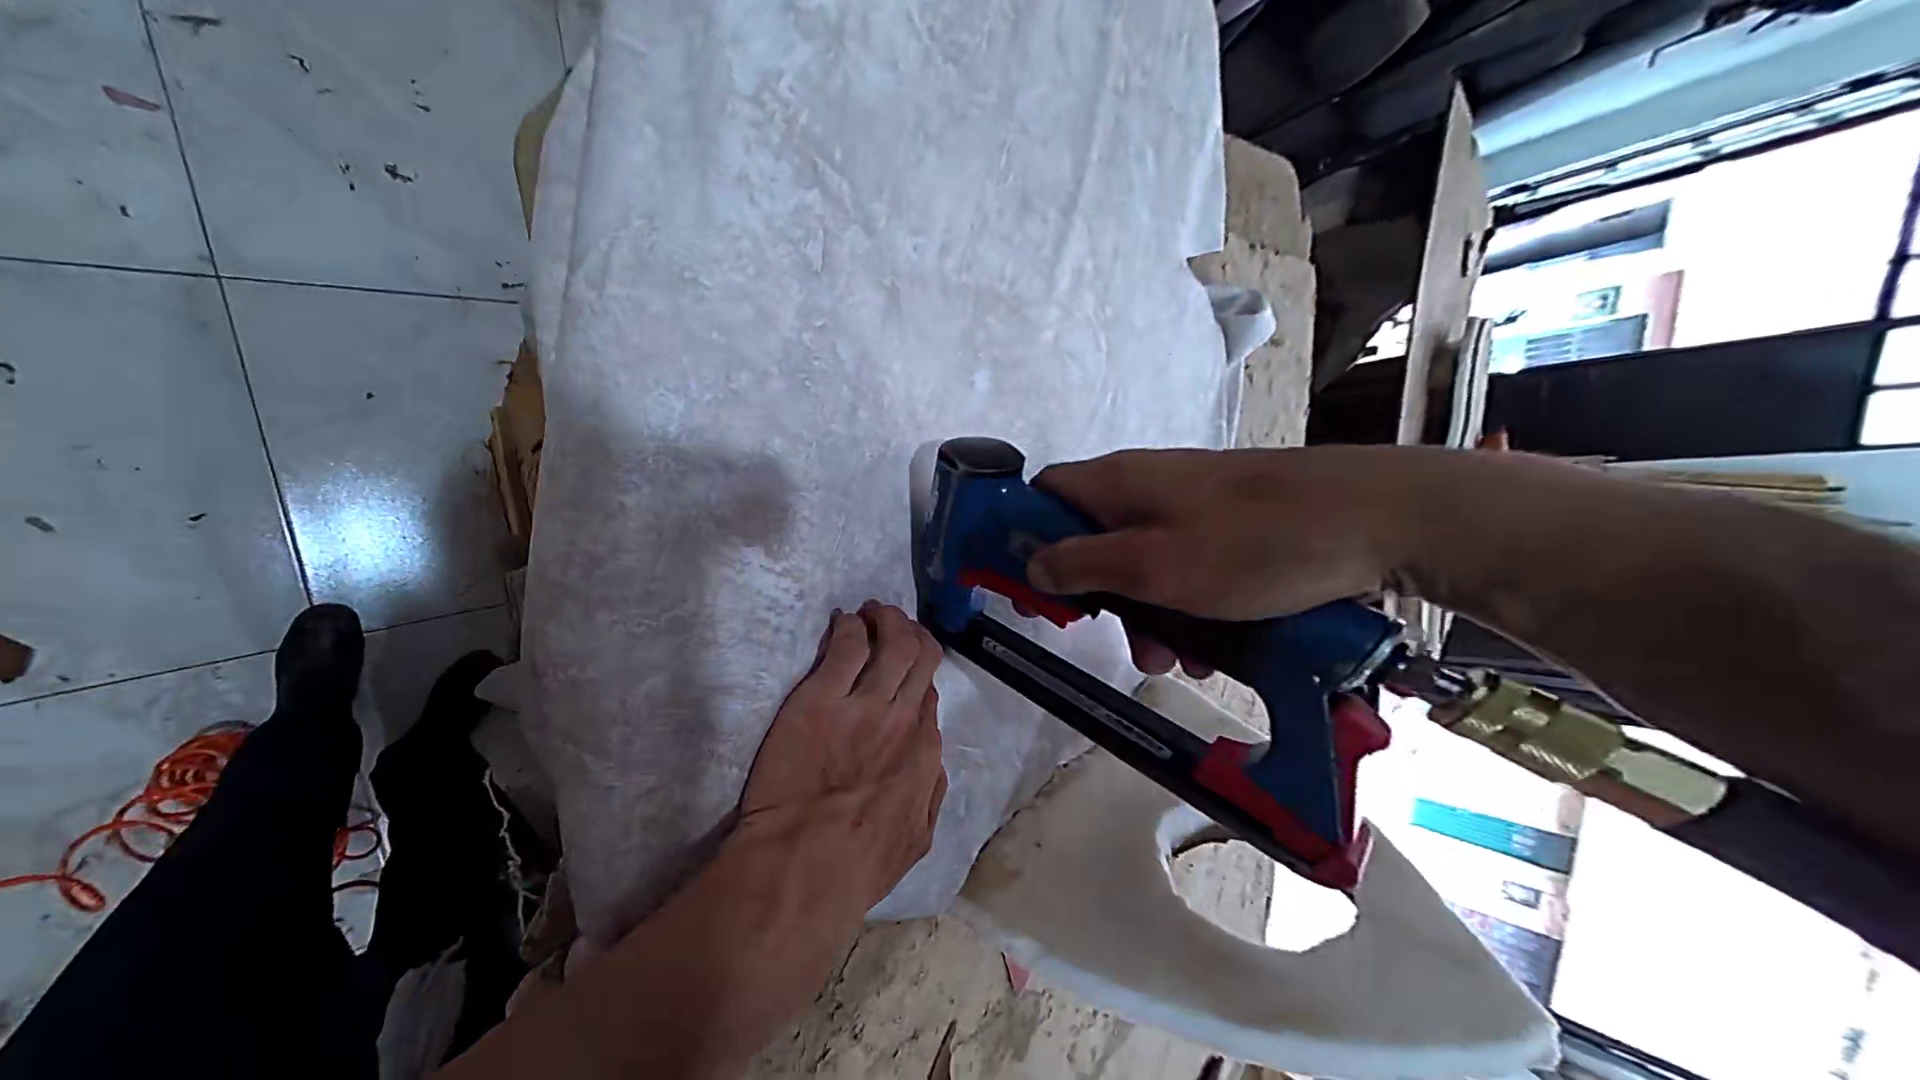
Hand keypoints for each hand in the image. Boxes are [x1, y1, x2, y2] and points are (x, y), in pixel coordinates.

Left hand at [737, 601, 947, 912]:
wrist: (803, 868)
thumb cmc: (858, 864)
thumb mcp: (917, 840)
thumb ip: (931, 794)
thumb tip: (932, 763)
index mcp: (924, 750)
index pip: (928, 694)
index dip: (917, 676)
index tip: (901, 670)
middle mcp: (902, 717)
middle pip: (919, 656)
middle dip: (910, 633)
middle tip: (892, 623)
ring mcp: (863, 704)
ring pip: (891, 641)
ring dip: (885, 619)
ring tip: (872, 612)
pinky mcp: (820, 697)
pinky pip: (845, 646)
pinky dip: (849, 627)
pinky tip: (842, 621)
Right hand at [1025, 446, 1421, 671]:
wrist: (1374, 520)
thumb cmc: (1249, 545)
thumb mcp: (1153, 567)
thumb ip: (1082, 564)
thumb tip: (1031, 564)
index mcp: (1116, 483)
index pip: (1042, 495)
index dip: (1024, 538)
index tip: (1028, 588)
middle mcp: (1146, 487)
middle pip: (1092, 539)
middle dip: (1100, 597)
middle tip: (1121, 639)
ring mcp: (1190, 506)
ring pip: (1142, 563)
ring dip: (1149, 615)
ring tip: (1179, 661)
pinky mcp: (1228, 527)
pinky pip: (1186, 569)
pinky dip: (1188, 608)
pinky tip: (1214, 649)